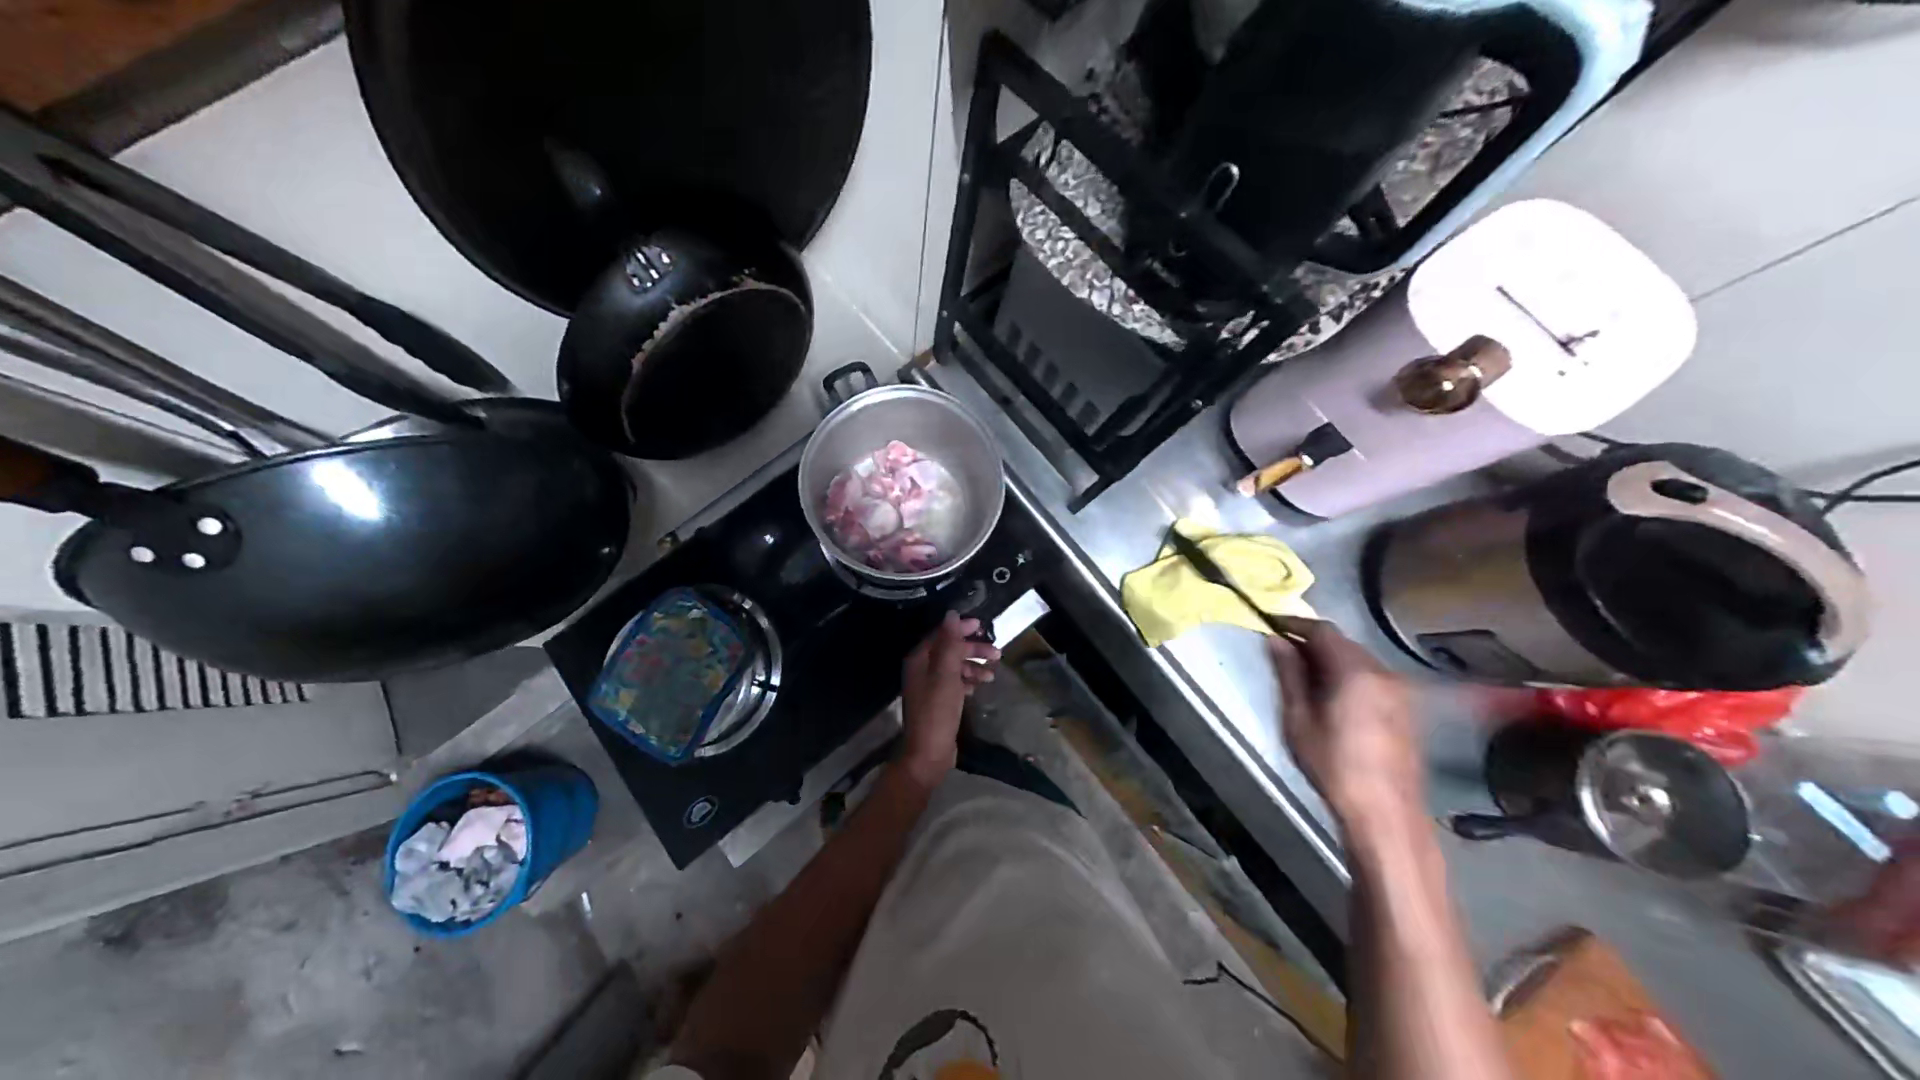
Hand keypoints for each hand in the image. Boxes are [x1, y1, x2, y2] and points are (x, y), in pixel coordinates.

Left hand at [899, 611, 999, 785]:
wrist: (929, 752)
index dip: (961, 629)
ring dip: (973, 667)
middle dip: (973, 650)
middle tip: (996, 653)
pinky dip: (968, 681)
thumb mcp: (946, 674)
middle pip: (950, 650)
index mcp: (919, 659)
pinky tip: (979, 687)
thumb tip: (952, 614)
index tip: (983, 626)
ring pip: (954, 667)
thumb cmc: (937, 711)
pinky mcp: (938, 701)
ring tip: (991, 675)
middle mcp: (922, 669)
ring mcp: (929, 686)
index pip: (941, 635)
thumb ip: (950, 644)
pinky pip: (955, 683)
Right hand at [1267, 617, 1424, 846]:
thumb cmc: (1333, 766)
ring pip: (1360, 660)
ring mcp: (1400, 691)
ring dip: (1332, 660)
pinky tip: (1333, 696)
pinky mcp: (1407, 708)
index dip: (1295, 624)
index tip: (1271, 625)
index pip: (1323, 630)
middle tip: (1284, 653)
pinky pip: (1373, 677)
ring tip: (1305, 675)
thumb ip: (1289, 675)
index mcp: (1355, 671)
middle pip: (1344, 643)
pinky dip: (1350, 675)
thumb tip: (1276, 641)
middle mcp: (1383, 672)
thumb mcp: (1299, 720)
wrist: (1385, 812)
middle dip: (1313, 643)